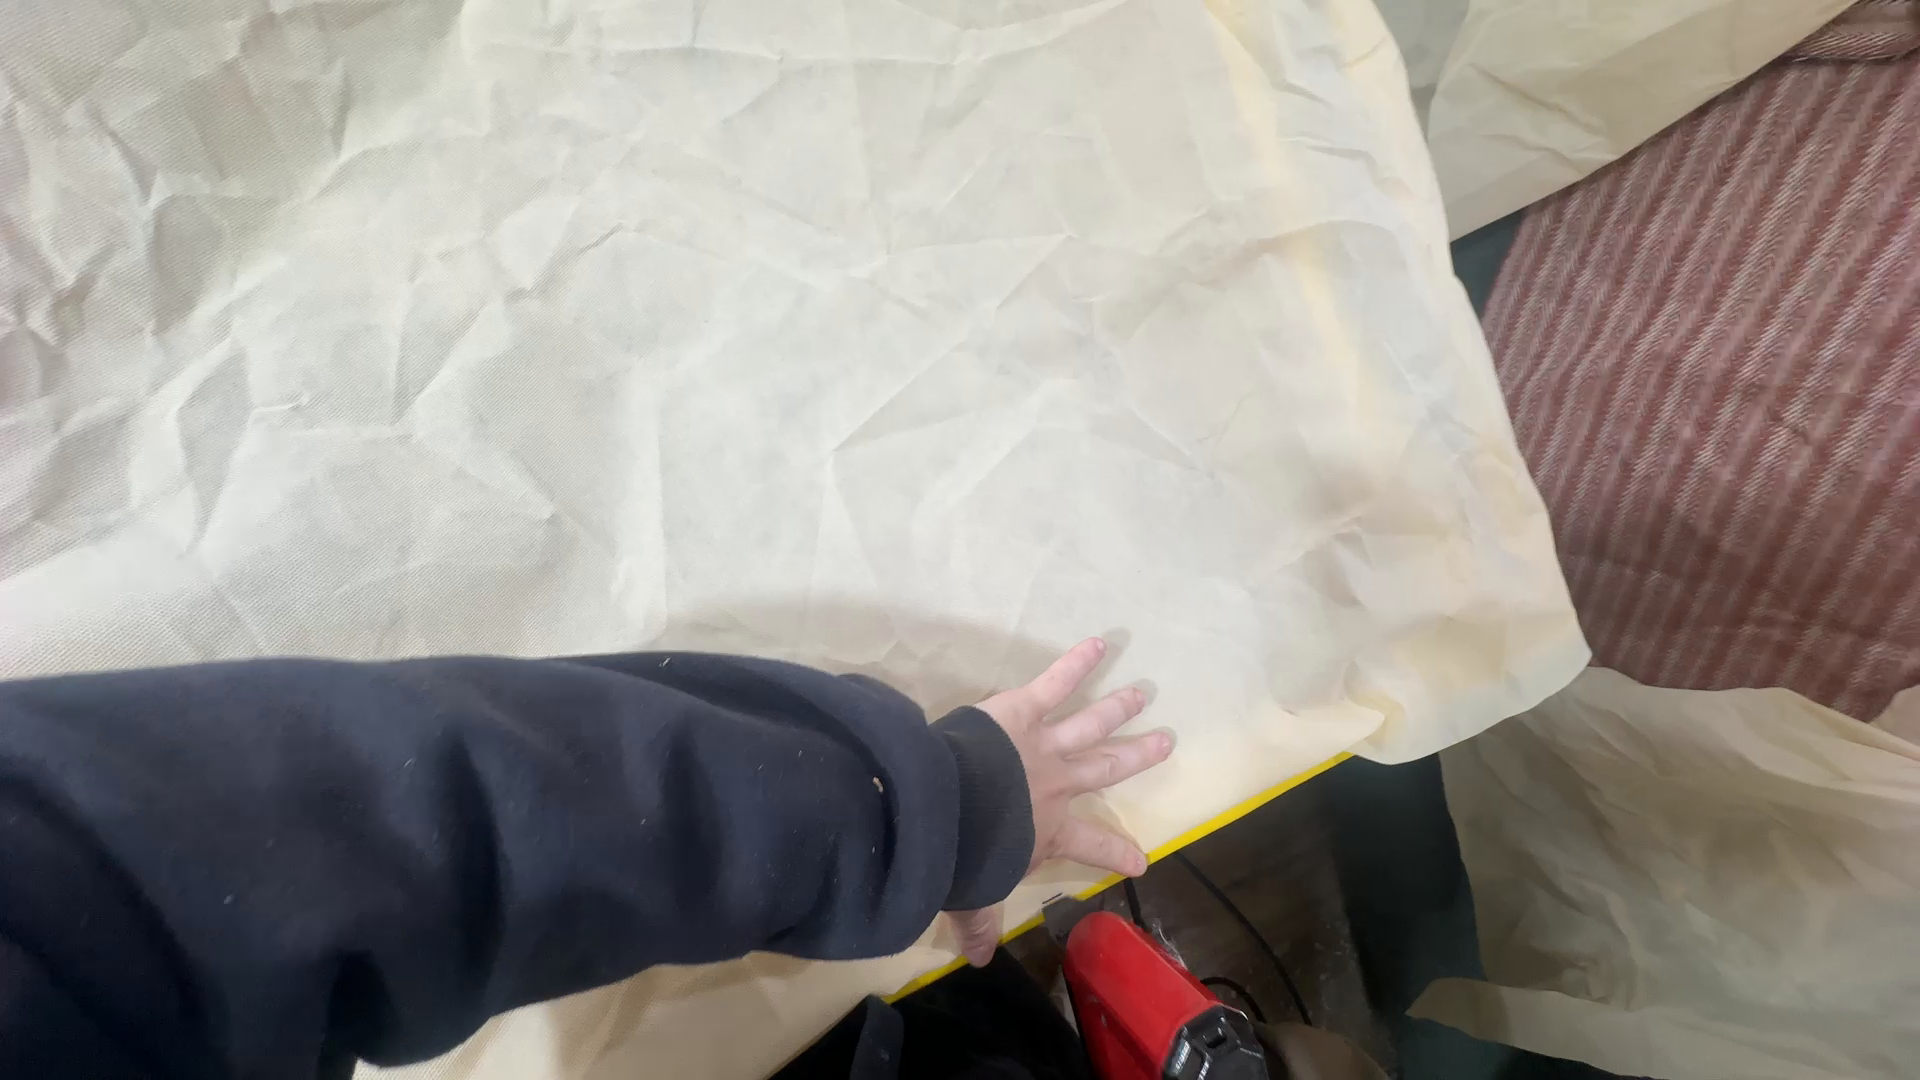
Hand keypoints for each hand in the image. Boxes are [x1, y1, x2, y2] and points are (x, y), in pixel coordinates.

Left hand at [946, 637, 1173, 965]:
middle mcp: (1057, 784)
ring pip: (1091, 724)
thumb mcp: (973, 890)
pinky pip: (1057, 683)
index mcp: (1047, 829)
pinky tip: (1099, 641)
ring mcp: (1046, 744)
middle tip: (1166, 741)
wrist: (947, 806)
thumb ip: (978, 921)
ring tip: (1142, 693)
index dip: (1117, 853)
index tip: (1142, 861)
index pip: (1091, 847)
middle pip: (1106, 769)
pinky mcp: (1024, 710)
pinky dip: (1077, 662)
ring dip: (1118, 709)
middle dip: (1137, 756)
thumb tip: (979, 959)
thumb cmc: (962, 848)